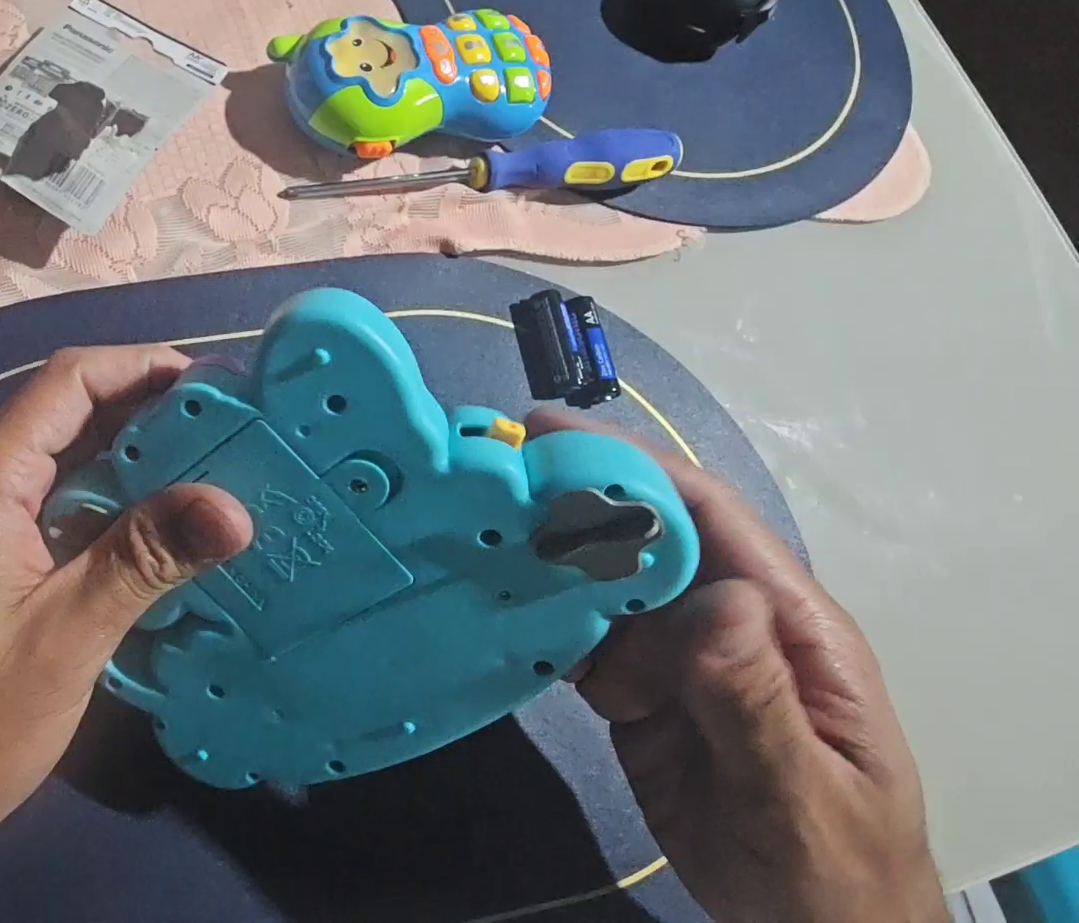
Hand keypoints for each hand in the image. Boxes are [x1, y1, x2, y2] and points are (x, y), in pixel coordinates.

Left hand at [0, 346, 253, 922]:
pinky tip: (161, 523)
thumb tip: (232, 508)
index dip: (141, 366)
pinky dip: (110, 497)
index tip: (215, 382)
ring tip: (214, 468)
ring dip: (133, 453)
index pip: (66, 383)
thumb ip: (144, 560)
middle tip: (231, 428)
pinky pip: (53, 499)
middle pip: (66, 410)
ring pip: (62, 455)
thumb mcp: (65, 640)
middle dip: (148, 409)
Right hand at [528, 408, 945, 922]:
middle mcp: (722, 619)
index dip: (632, 464)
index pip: (706, 517)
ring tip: (477, 537)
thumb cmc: (826, 868)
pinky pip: (580, 632)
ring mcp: (674, 651)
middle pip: (640, 535)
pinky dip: (538, 617)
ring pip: (599, 579)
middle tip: (488, 481)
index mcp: (784, 623)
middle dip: (568, 500)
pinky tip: (499, 607)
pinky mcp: (634, 682)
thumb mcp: (798, 793)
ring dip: (542, 558)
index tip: (552, 434)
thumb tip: (721, 598)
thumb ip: (756, 699)